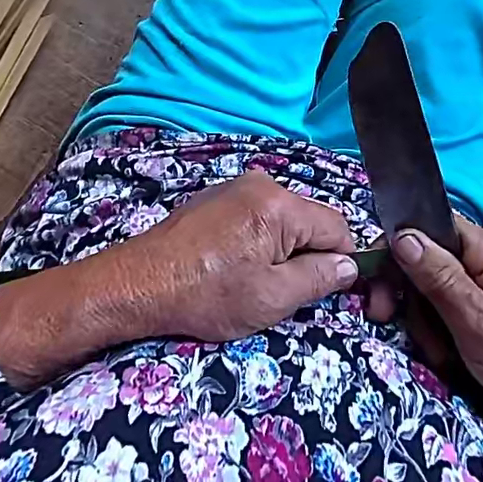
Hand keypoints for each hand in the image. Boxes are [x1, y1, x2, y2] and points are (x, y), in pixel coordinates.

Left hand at [0, 171, 359, 387]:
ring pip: (286, 220)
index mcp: (280, 204)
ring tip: (255, 280)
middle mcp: (262, 184)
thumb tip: (350, 267)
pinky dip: (261, 241)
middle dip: (309, 255)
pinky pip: (260, 216)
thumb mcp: (272, 298)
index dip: (342, 261)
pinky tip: (236, 266)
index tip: (330, 289)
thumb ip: (320, 278)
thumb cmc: (203, 296)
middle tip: (286, 290)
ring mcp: (237, 187)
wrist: (132, 286)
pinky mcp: (218, 197)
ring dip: (284, 249)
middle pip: (312, 221)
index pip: (338, 228)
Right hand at [390, 218, 482, 434]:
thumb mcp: (480, 324)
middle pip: (427, 261)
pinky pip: (448, 311)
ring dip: (427, 325)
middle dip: (412, 300)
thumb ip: (440, 280)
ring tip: (442, 356)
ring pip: (433, 291)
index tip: (380, 295)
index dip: (400, 254)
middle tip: (409, 335)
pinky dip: (440, 335)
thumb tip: (402, 235)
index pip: (432, 228)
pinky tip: (447, 359)